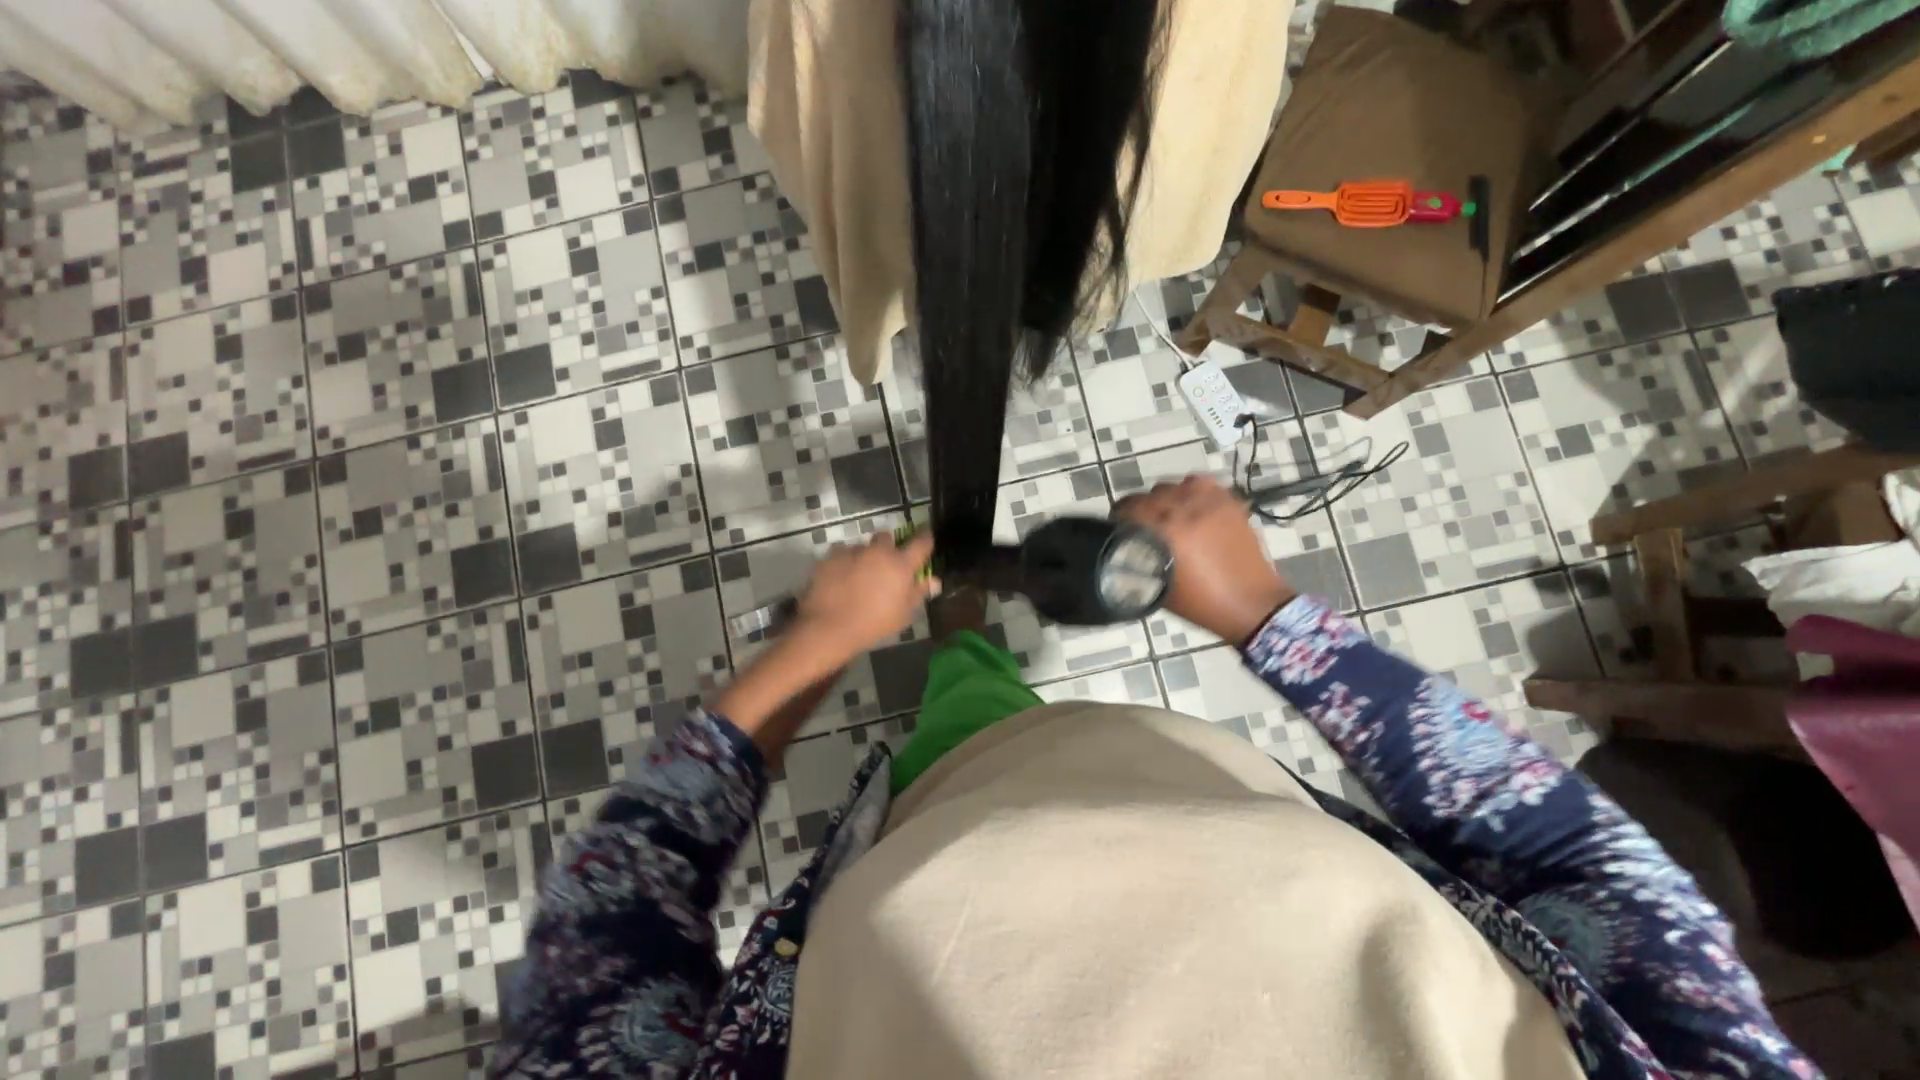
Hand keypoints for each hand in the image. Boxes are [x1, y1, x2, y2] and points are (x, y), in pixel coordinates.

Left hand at [794, 531, 939, 660]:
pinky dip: (843, 562)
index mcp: (901, 564)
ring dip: (863, 556)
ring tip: (857, 575)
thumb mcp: (903, 614)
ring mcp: (853, 551)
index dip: (926, 538)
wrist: (831, 627)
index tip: (926, 536)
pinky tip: (839, 577)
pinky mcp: (831, 557)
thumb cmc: (874, 623)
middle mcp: (878, 551)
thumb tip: (934, 581)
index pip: (922, 543)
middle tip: (884, 565)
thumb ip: (919, 593)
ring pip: (861, 546)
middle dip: (887, 547)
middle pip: (886, 537)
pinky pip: (841, 553)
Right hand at [1113, 475, 1294, 644]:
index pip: (1130, 508)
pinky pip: (1201, 483)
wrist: (1251, 604)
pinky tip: (1189, 505)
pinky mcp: (1229, 502)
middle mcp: (1186, 509)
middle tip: (1140, 524)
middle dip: (1140, 508)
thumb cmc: (1202, 604)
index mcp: (1167, 530)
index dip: (1118, 516)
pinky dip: (1190, 490)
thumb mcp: (1160, 588)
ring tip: (1166, 514)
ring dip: (1165, 497)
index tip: (1116, 526)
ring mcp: (1211, 502)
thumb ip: (1139, 564)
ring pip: (1174, 485)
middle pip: (1150, 494)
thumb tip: (1124, 550)